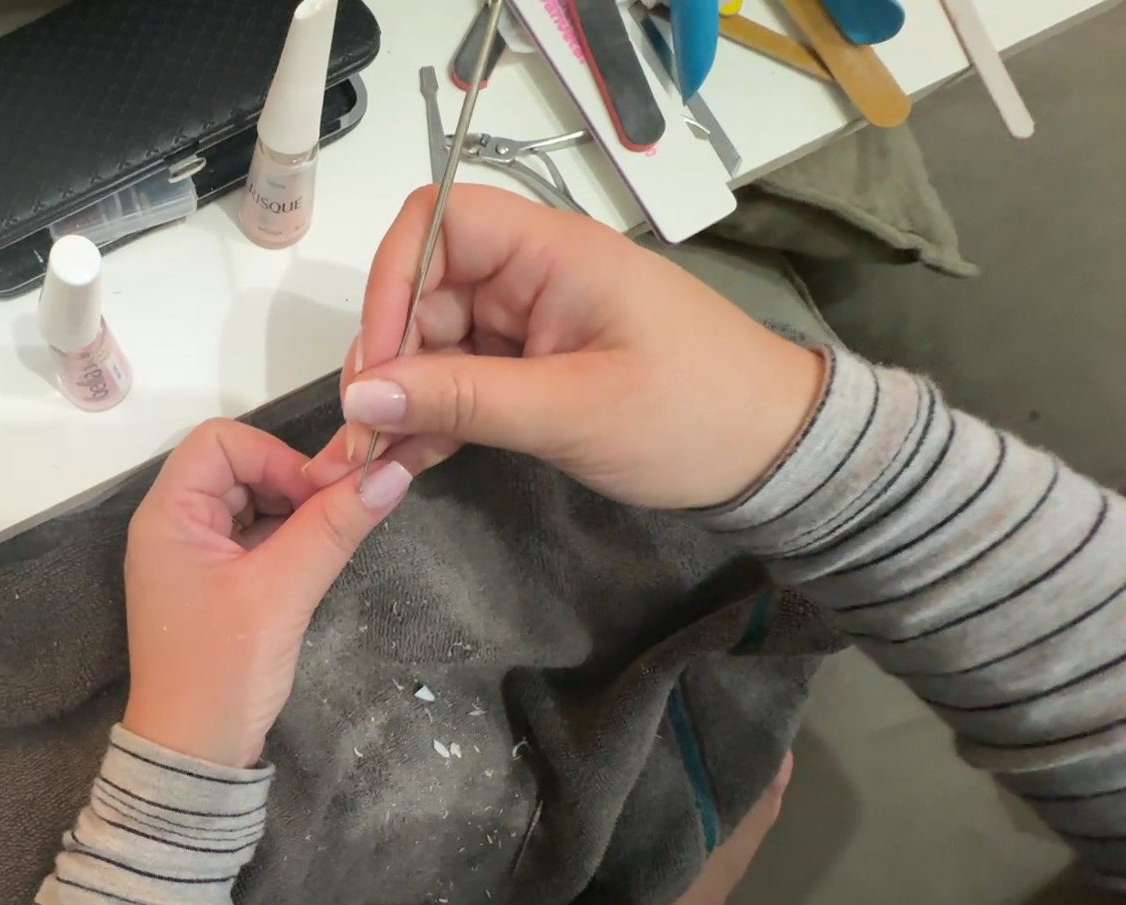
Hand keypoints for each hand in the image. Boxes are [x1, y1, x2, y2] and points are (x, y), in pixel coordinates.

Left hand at [121, 419, 416, 767]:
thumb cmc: (222, 670)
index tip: (320, 495)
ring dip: (293, 511)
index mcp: (168, 515)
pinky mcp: (215, 580)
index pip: (220, 441)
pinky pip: (254, 535)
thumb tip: (392, 471)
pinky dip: (287, 537)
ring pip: (251, 501)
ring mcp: (194, 553)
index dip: (275, 456)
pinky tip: (316, 557)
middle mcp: (174, 524)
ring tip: (329, 540)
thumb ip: (332, 528)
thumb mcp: (280, 594)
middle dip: (290, 483)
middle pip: (237, 466)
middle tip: (337, 516)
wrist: (193, 754)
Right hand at [310, 185, 826, 509]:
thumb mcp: (569, 410)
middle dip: (386, 363)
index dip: (391, 282)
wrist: (765, 458)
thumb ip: (460, 400)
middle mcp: (525, 278)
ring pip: (427, 348)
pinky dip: (425, 420)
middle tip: (366, 434)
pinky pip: (452, 385)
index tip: (377, 363)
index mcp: (550, 254)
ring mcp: (520, 326)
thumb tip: (359, 394)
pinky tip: (404, 459)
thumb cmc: (691, 415)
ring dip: (397, 402)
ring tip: (373, 459)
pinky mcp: (519, 369)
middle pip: (419, 296)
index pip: (438, 222)